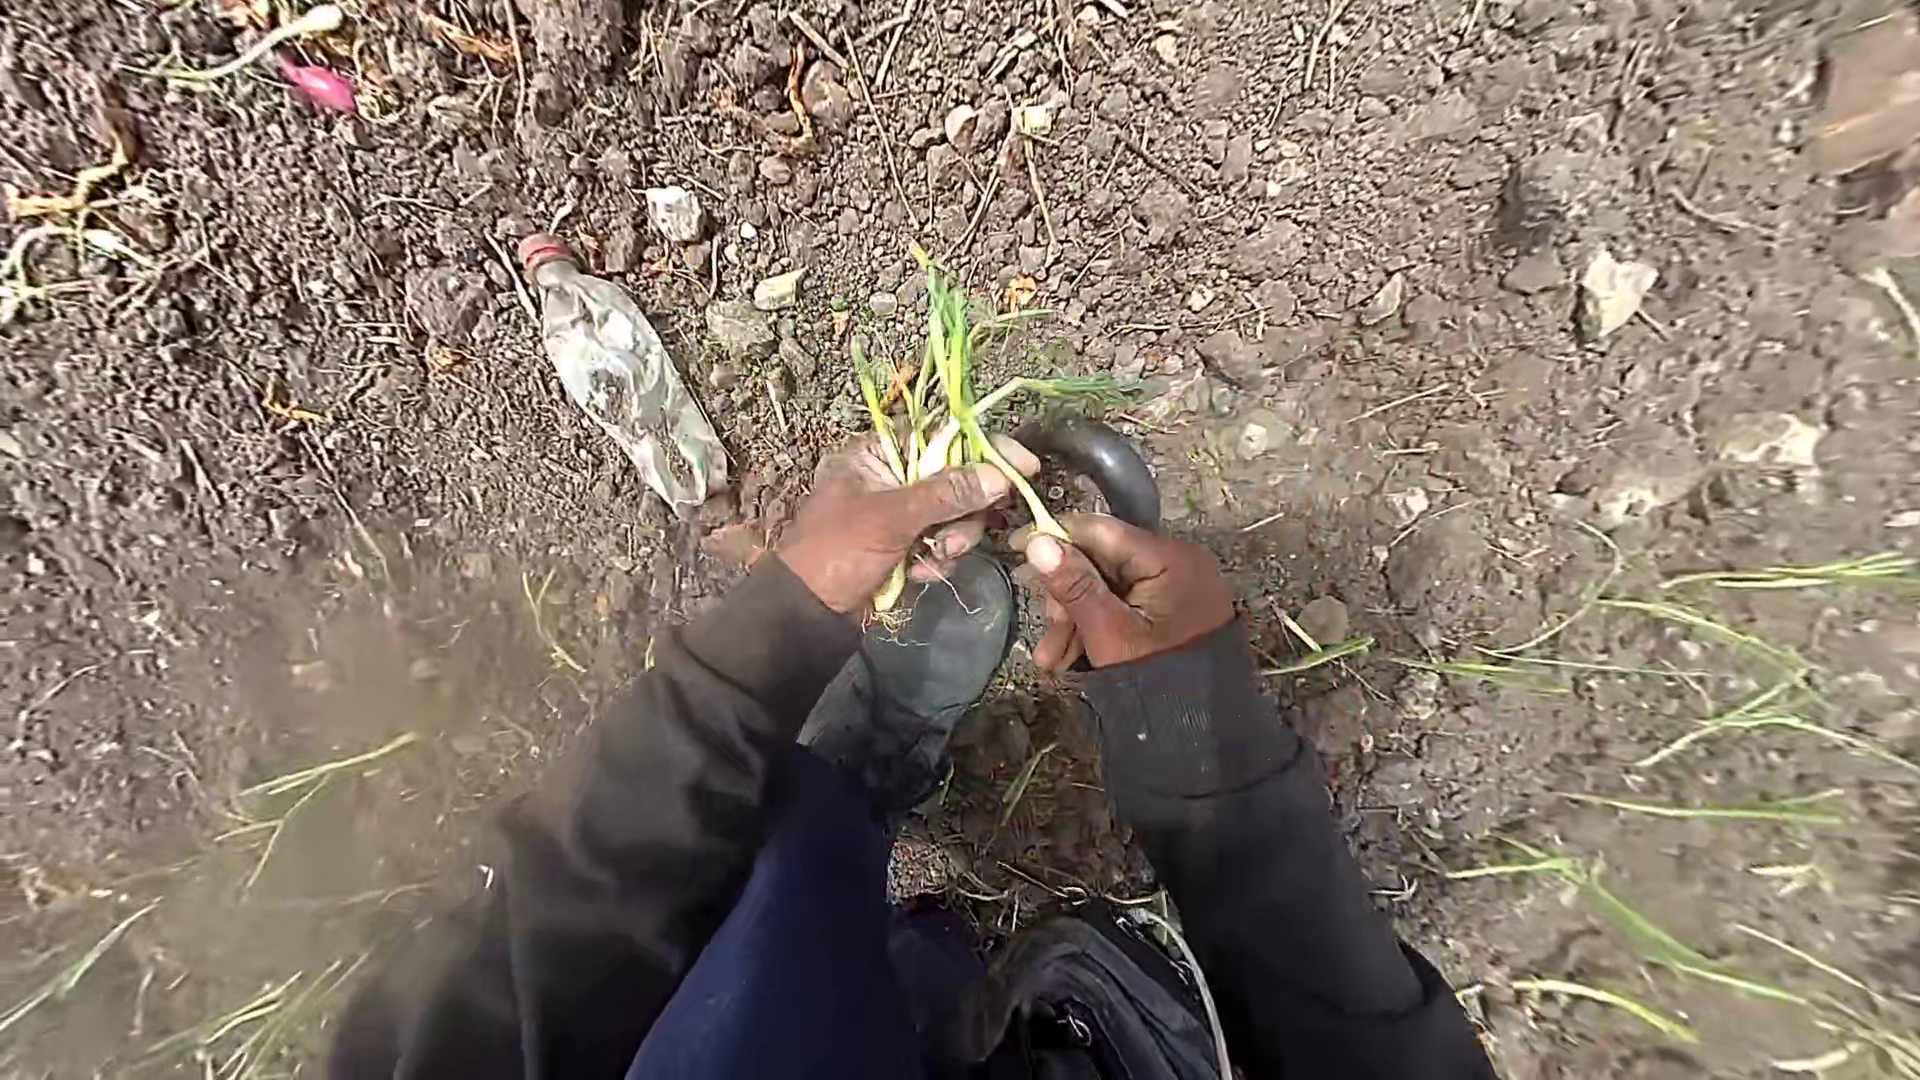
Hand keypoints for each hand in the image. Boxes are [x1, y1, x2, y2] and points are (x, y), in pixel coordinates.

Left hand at [778, 434, 1034, 614]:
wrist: (808, 614)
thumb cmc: (838, 552)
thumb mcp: (890, 517)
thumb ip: (946, 493)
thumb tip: (999, 475)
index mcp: (880, 454)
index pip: (944, 435)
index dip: (985, 449)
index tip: (1024, 465)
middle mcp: (895, 477)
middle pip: (958, 479)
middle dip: (964, 512)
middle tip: (954, 537)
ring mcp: (904, 513)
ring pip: (957, 515)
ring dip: (952, 540)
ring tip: (932, 558)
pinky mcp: (910, 543)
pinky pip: (945, 543)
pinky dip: (938, 560)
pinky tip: (918, 573)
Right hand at [1020, 513, 1234, 669]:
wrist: (1202, 734)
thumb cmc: (1158, 679)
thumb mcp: (1108, 631)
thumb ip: (1073, 584)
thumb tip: (1037, 541)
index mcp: (1168, 558)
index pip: (1100, 530)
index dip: (1054, 535)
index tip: (1017, 546)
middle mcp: (1174, 562)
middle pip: (1099, 562)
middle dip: (1065, 598)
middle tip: (1045, 631)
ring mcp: (1172, 586)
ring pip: (1105, 586)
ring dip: (1074, 618)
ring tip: (1052, 659)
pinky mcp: (1167, 607)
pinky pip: (1121, 604)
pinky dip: (1095, 625)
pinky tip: (1070, 656)